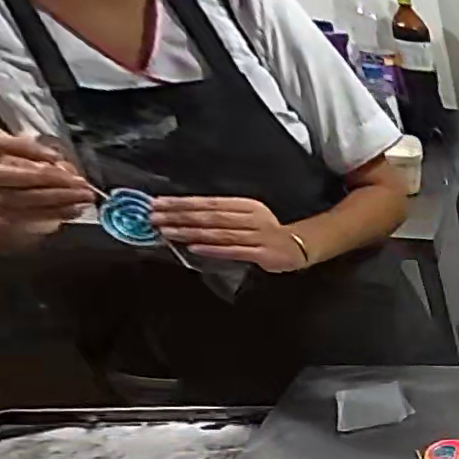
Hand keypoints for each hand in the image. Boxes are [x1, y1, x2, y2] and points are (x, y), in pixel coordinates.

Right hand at [0, 130, 94, 233]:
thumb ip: (42, 156)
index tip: (55, 156)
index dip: (24, 147)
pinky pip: (39, 214)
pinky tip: (80, 207)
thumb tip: (62, 164)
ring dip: (63, 196)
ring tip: (86, 195)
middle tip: (81, 182)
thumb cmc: (22, 172)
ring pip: (27, 196)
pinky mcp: (8, 215)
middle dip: (50, 178)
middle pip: (11, 174)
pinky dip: (64, 211)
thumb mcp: (27, 156)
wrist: (10, 201)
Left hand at [152, 196, 308, 271]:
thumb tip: (185, 215)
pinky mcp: (266, 255)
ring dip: (191, 233)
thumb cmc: (270, 233)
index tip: (158, 204)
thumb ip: (224, 215)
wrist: (302, 247)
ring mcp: (261, 237)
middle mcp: (254, 220)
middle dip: (180, 217)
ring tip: (168, 233)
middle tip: (155, 218)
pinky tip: (194, 248)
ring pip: (220, 233)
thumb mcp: (250, 217)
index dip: (181, 203)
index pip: (209, 203)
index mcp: (248, 206)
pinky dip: (213, 249)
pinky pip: (235, 251)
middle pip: (212, 217)